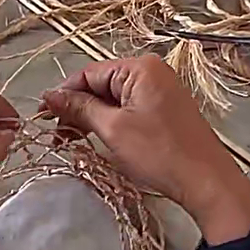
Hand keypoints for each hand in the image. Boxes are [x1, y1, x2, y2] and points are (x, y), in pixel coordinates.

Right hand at [41, 56, 249, 244]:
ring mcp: (162, 91)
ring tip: (72, 141)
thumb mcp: (113, 129)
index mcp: (140, 67)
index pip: (89, 73)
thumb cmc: (160, 153)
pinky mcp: (166, 110)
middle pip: (101, 85)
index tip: (42, 117)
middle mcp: (153, 72)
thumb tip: (50, 95)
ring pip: (114, 99)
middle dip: (77, 109)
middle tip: (57, 136)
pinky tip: (99, 139)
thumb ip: (80, 108)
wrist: (207, 181)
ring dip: (92, 119)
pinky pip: (130, 109)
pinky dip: (112, 123)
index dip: (63, 95)